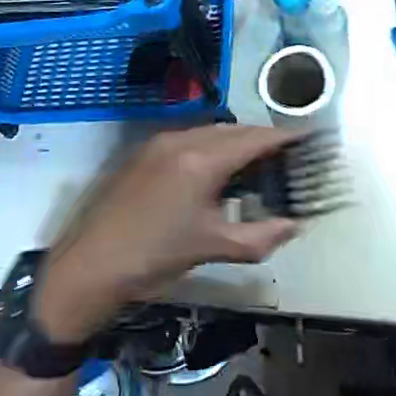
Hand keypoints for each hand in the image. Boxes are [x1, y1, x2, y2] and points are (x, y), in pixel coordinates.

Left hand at [34, 125, 301, 341]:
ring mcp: (157, 144)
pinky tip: (214, 169)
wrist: (89, 266)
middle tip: (284, 154)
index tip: (306, 138)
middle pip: (232, 129)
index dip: (283, 137)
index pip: (254, 138)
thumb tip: (294, 226)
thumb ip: (260, 236)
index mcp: (202, 160)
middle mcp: (181, 140)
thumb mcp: (213, 247)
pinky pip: (187, 138)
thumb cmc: (155, 257)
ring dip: (234, 140)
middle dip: (260, 138)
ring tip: (254, 161)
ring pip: (208, 131)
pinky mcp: (141, 153)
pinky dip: (209, 146)